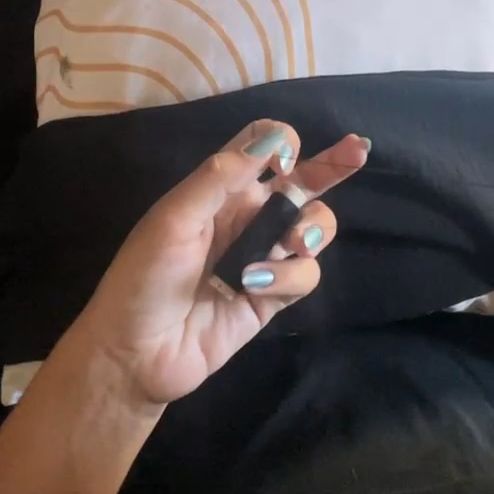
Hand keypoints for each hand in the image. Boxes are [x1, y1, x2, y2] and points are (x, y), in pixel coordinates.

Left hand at [66, 120, 366, 406]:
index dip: (279, 142)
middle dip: (332, 165)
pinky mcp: (273, 296)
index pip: (261, 147)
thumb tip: (272, 140)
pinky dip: (289, 276)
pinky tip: (256, 285)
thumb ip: (220, 177)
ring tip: (295, 240)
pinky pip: (304, 274)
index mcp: (221, 189)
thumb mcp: (174, 219)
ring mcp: (264, 256)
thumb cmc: (143, 276)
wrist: (134, 353)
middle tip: (358, 151)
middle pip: (302, 181)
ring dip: (313, 227)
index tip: (283, 158)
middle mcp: (247, 216)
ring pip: (313, 227)